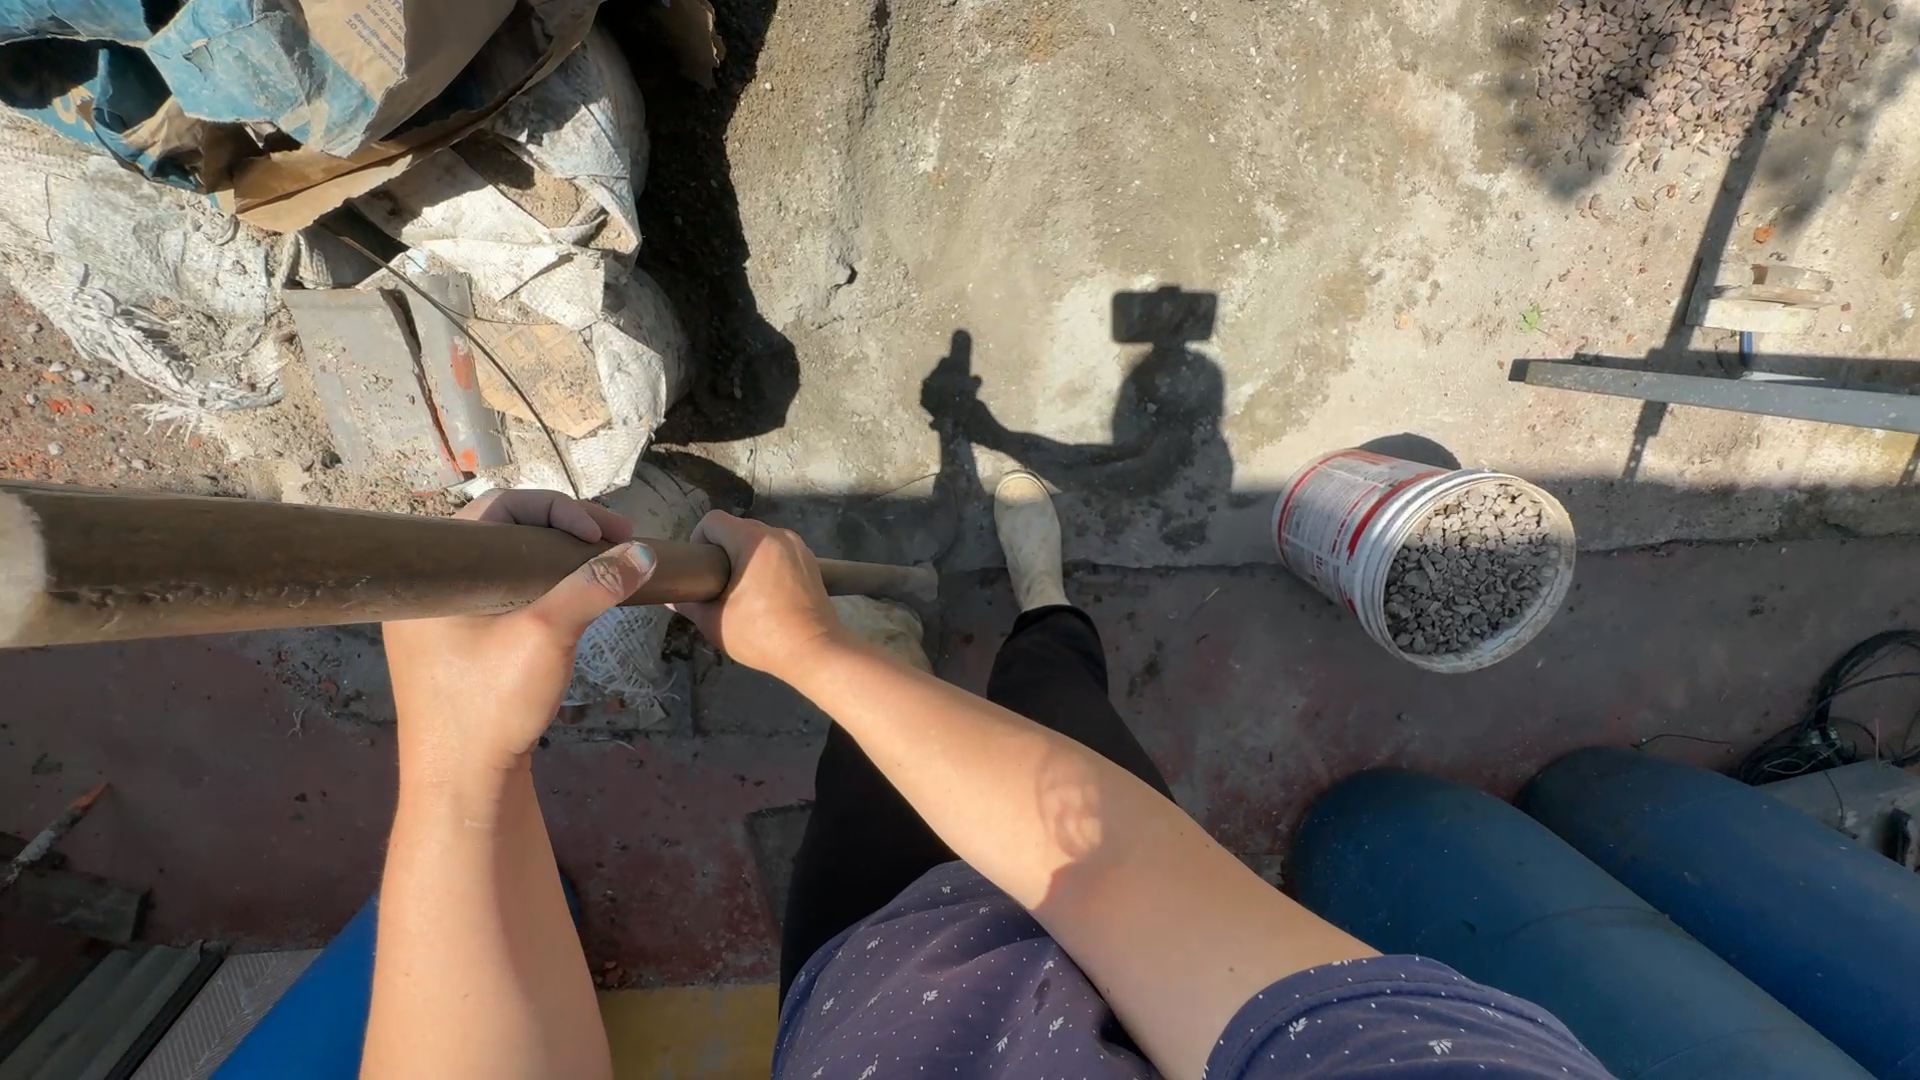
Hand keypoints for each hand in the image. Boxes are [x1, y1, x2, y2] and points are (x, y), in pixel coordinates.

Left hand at [382, 490, 655, 789]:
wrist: (464, 780)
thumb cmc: (492, 703)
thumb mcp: (548, 636)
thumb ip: (596, 587)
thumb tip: (646, 553)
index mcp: (436, 572)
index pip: (501, 508)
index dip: (559, 510)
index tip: (605, 536)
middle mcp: (435, 584)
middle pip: (507, 529)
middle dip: (567, 528)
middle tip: (616, 543)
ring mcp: (446, 613)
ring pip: (511, 559)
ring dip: (561, 556)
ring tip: (604, 566)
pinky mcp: (462, 638)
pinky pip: (509, 587)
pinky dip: (547, 581)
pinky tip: (576, 595)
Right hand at [670, 511, 845, 680]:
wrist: (814, 650)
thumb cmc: (762, 634)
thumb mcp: (715, 622)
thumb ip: (689, 604)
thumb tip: (673, 597)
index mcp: (753, 542)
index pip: (714, 520)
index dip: (698, 539)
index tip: (699, 568)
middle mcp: (778, 536)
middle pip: (738, 528)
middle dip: (722, 549)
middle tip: (715, 582)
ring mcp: (799, 547)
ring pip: (761, 539)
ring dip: (745, 556)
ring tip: (741, 589)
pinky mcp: (811, 562)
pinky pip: (779, 552)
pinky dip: (767, 564)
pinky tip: (765, 592)